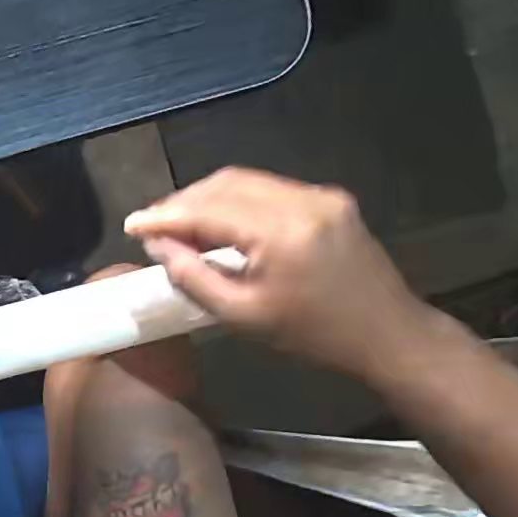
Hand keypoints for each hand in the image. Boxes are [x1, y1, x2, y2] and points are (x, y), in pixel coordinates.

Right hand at [124, 167, 443, 381]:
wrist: (387, 333)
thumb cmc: (310, 335)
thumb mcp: (241, 315)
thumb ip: (193, 276)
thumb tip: (157, 246)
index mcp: (282, 232)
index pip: (208, 209)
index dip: (164, 215)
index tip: (131, 225)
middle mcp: (302, 200)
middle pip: (225, 183)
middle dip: (181, 201)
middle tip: (150, 225)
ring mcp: (319, 195)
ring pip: (245, 181)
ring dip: (204, 198)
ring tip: (175, 223)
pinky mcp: (328, 199)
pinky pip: (267, 190)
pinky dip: (232, 201)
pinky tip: (215, 222)